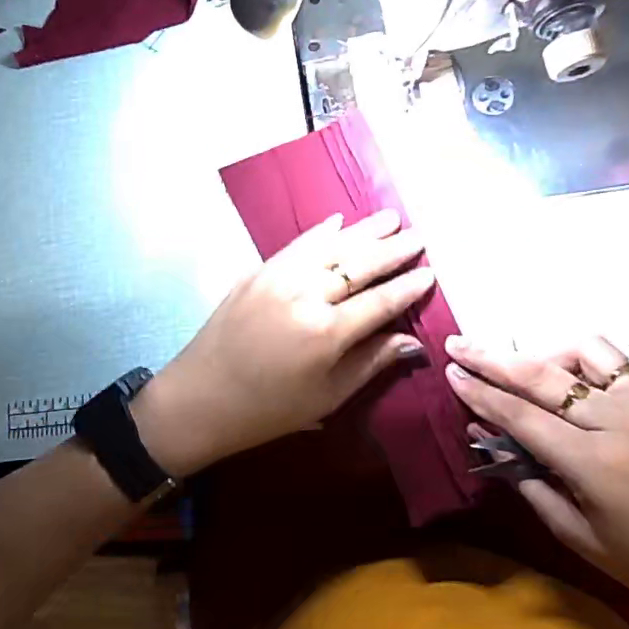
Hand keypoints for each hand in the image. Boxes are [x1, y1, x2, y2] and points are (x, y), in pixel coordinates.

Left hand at [132, 210, 435, 476]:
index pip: (380, 301)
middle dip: (393, 250)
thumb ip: (372, 362)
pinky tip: (338, 220)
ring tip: (390, 218)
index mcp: (326, 333)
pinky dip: (320, 232)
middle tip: (419, 237)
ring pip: (330, 246)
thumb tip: (414, 342)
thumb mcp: (328, 396)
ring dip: (363, 230)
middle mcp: (304, 296)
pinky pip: (296, 245)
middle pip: (359, 265)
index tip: (430, 273)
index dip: (408, 287)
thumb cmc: (269, 410)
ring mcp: (277, 278)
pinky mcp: (256, 272)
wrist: (198, 400)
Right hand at [443, 335, 628, 628]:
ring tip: (532, 370)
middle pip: (546, 374)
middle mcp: (626, 420)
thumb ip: (533, 484)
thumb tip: (491, 440)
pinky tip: (590, 400)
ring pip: (590, 353)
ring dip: (551, 355)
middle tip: (462, 344)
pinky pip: (628, 376)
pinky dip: (596, 379)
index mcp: (598, 465)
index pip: (522, 415)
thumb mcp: (585, 540)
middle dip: (495, 358)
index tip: (451, 370)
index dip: (480, 392)